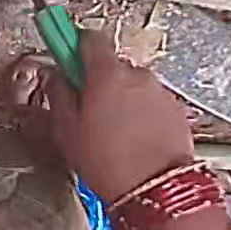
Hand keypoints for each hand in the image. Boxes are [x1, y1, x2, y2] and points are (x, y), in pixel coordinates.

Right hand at [44, 29, 196, 202]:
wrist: (154, 191)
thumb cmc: (108, 162)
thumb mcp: (67, 129)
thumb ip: (58, 94)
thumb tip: (54, 78)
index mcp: (106, 74)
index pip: (90, 38)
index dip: (75, 45)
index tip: (66, 52)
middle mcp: (137, 76)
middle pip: (111, 64)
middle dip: (98, 80)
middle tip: (85, 108)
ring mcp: (159, 92)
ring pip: (132, 85)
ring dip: (121, 98)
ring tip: (111, 131)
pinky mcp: (175, 110)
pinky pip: (151, 102)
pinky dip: (141, 113)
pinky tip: (131, 139)